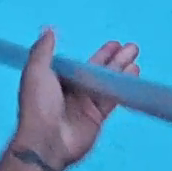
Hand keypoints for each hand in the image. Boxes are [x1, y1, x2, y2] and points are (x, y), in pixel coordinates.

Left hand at [13, 29, 140, 170]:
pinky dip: (122, 87)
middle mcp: (70, 91)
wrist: (46, 141)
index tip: (113, 44)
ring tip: (135, 57)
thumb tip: (48, 29)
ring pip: (106, 83)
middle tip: (132, 47)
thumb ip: (43, 50)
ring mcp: (84, 105)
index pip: (79, 63)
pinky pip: (112, 99)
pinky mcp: (96, 118)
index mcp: (55, 80)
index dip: (97, 55)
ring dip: (121, 70)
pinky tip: (134, 74)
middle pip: (96, 71)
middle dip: (114, 59)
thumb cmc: (39, 104)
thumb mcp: (36, 72)